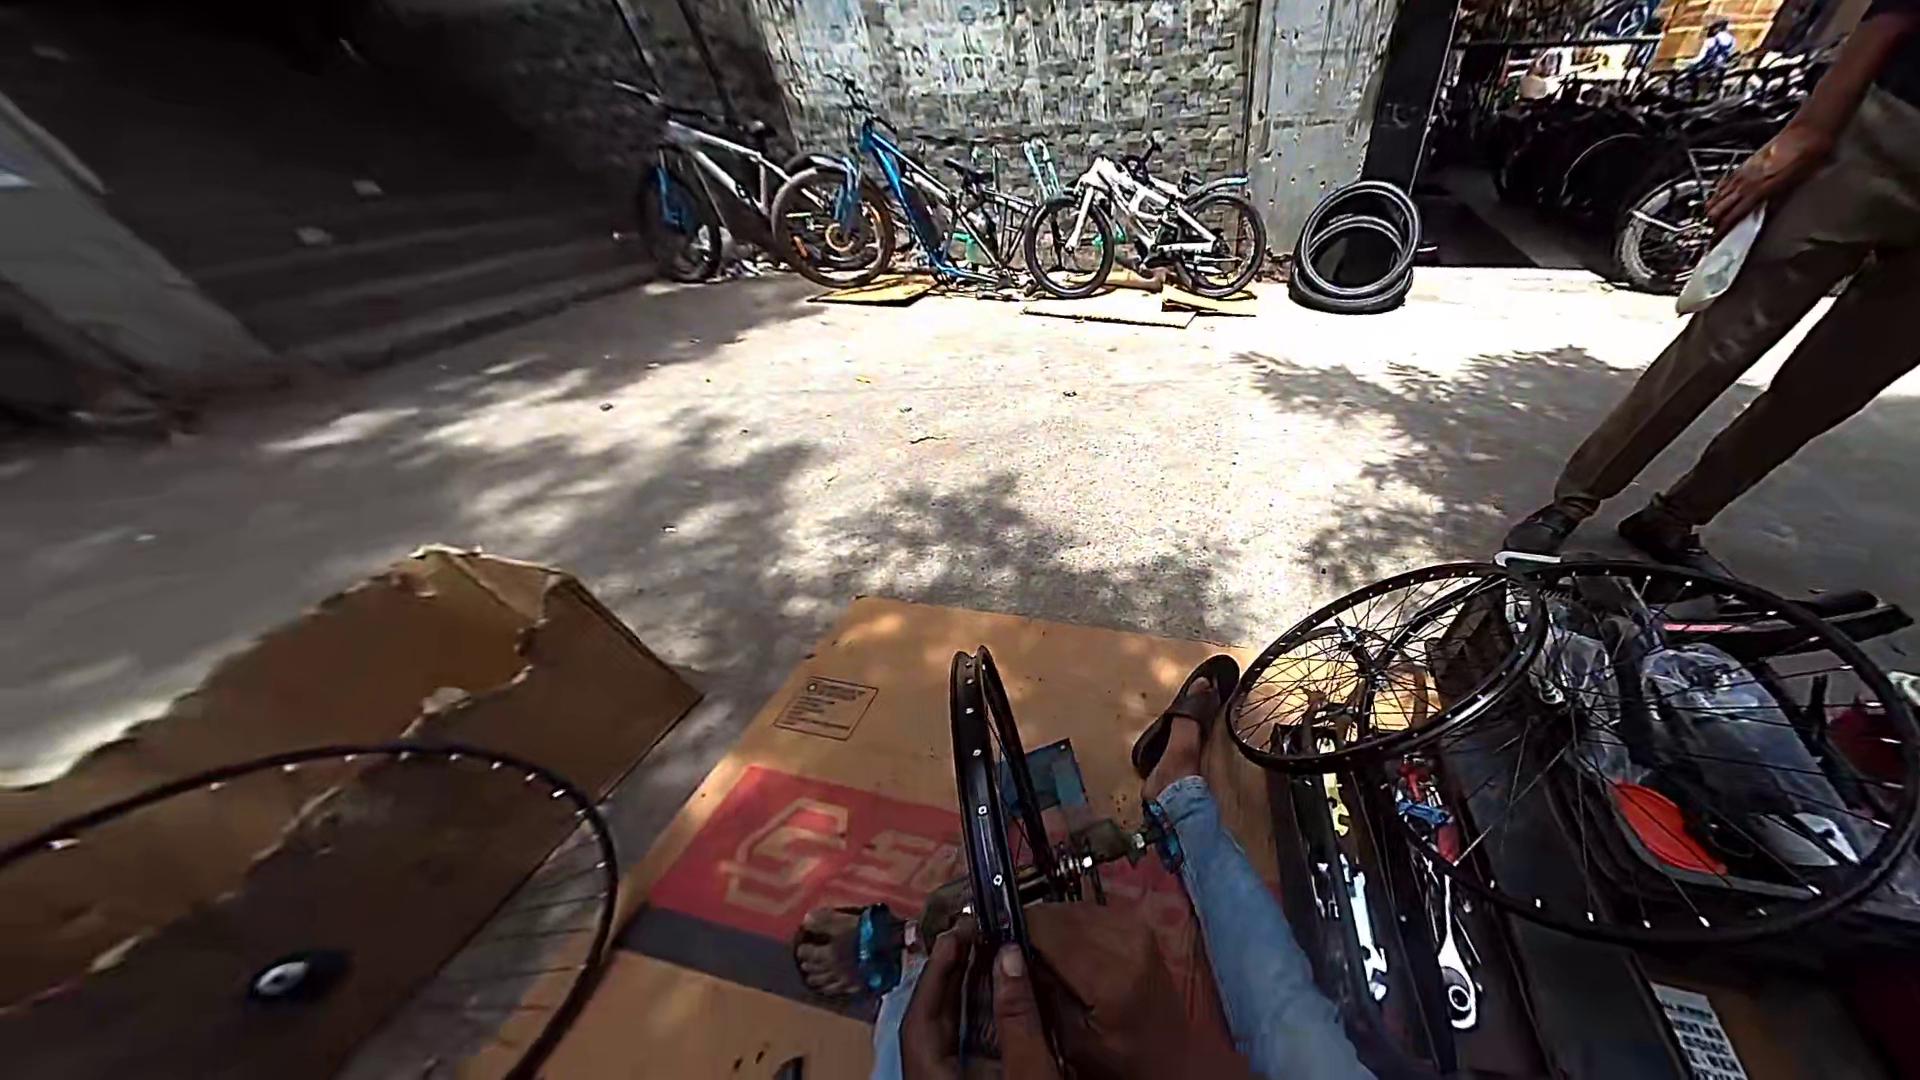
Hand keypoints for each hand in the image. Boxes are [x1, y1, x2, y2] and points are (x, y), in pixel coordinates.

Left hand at [900, 920, 1062, 1079]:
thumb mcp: (1029, 1074)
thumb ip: (1017, 1016)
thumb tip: (1010, 953)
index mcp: (930, 1079)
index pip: (919, 1016)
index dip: (937, 969)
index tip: (957, 932)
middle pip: (938, 1019)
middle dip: (958, 973)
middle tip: (978, 932)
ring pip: (959, 1034)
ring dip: (978, 994)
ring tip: (997, 953)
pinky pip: (979, 1051)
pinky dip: (992, 1022)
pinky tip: (1012, 997)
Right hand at [1026, 905, 1255, 1079]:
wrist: (1173, 1064)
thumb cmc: (1123, 1063)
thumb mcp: (1073, 1041)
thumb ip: (1041, 992)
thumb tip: (1009, 951)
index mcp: (1112, 974)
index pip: (1048, 927)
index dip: (1017, 927)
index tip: (998, 935)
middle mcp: (1127, 939)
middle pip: (1060, 912)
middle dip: (1034, 926)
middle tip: (1016, 948)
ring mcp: (1137, 927)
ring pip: (1073, 906)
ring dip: (1053, 923)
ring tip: (1042, 950)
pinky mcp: (1139, 923)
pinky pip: (1091, 910)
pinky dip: (1074, 923)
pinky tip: (1068, 947)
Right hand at [1704, 125, 1832, 235]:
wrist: (1811, 128)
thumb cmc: (1812, 152)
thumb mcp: (1799, 180)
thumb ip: (1776, 200)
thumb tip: (1761, 216)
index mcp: (1757, 191)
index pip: (1731, 218)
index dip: (1720, 233)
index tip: (1713, 244)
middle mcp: (1743, 185)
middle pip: (1716, 211)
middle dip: (1711, 224)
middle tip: (1712, 233)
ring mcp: (1740, 176)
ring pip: (1715, 200)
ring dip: (1712, 212)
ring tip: (1712, 220)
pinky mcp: (1741, 168)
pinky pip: (1721, 187)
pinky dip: (1716, 197)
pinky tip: (1719, 200)